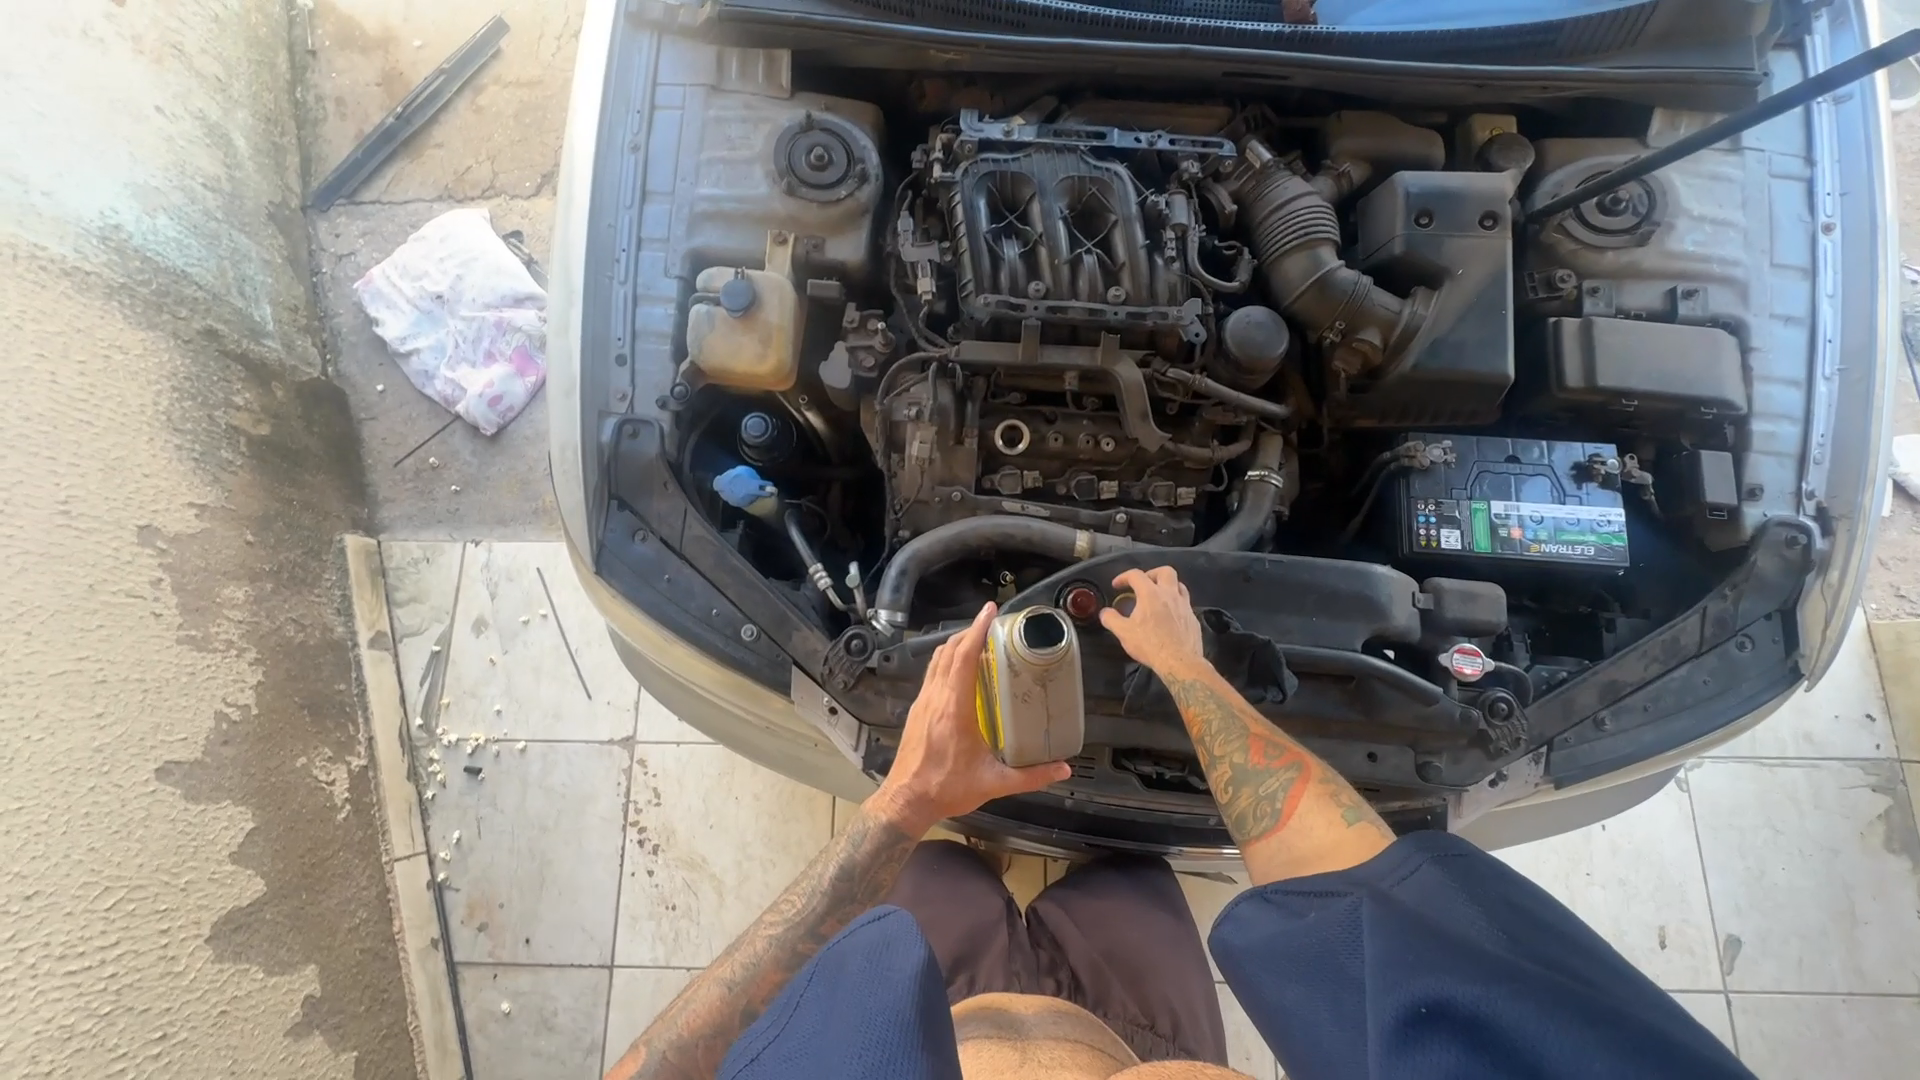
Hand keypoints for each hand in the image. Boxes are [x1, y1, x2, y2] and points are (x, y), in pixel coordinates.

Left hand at [871, 602, 1072, 834]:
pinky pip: (932, 674)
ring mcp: (923, 702)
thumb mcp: (994, 783)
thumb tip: (1063, 768)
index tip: (990, 612)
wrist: (906, 800)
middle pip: (949, 651)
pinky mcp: (917, 710)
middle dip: (969, 632)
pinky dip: (946, 661)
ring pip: (937, 661)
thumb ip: (1031, 775)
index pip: (964, 657)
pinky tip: (960, 670)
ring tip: (977, 640)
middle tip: (990, 623)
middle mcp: (935, 697)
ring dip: (956, 645)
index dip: (977, 630)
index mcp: (954, 707)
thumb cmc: (946, 788)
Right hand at [1099, 566, 1206, 677]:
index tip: (1117, 585)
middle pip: (1165, 571)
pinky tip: (1169, 616)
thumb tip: (1105, 613)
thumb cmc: (1150, 645)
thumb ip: (1111, 619)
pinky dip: (1176, 603)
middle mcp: (1170, 595)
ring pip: (1179, 585)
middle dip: (1152, 573)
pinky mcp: (1193, 618)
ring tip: (1158, 596)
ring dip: (1167, 586)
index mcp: (1150, 594)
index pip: (1136, 575)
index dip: (1124, 577)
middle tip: (1143, 584)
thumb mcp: (1123, 633)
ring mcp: (1185, 606)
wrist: (1179, 662)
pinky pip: (1185, 603)